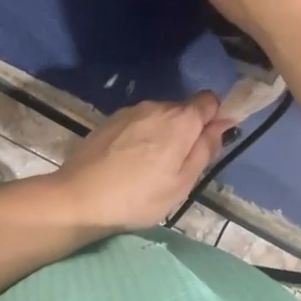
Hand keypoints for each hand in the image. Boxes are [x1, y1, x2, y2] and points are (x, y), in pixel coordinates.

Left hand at [50, 94, 226, 232]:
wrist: (80, 198)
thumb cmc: (138, 198)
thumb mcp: (182, 184)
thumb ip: (205, 151)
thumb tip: (221, 126)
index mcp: (181, 120)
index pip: (210, 102)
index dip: (214, 120)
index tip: (207, 144)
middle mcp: (156, 106)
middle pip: (182, 111)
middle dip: (185, 132)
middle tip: (175, 168)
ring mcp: (129, 111)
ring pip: (158, 118)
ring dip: (161, 136)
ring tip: (147, 169)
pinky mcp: (108, 121)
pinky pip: (136, 124)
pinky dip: (139, 138)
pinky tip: (127, 164)